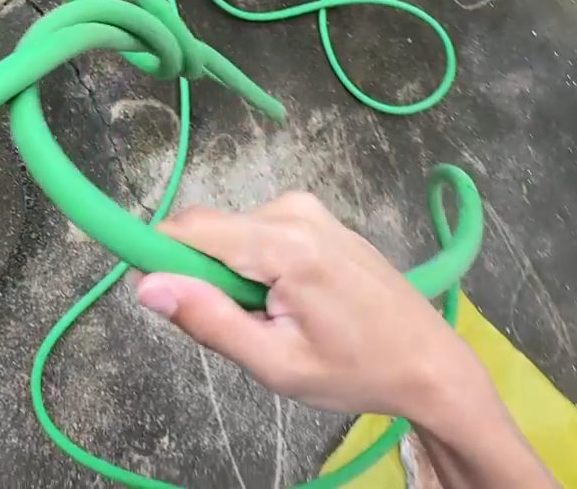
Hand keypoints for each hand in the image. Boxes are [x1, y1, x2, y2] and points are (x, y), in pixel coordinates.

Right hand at [134, 192, 480, 420]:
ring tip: (272, 315)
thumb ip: (209, 320)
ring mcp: (305, 205)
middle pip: (210, 231)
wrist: (430, 360)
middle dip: (205, 275)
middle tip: (242, 325)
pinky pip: (255, 229)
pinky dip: (254, 262)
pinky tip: (289, 296)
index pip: (191, 228)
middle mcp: (292, 208)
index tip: (156, 295)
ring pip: (231, 232)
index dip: (160, 255)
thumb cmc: (355, 371)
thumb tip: (145, 285)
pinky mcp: (312, 210)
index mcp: (285, 243)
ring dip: (232, 272)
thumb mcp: (275, 364)